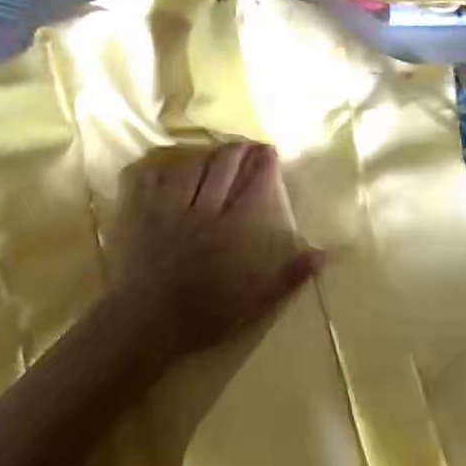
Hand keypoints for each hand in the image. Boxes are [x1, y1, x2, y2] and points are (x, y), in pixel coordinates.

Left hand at [98, 142, 323, 371]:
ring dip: (206, 155)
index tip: (272, 150)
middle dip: (239, 150)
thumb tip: (326, 254)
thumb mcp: (257, 301)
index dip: (265, 165)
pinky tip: (166, 163)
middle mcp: (205, 209)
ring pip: (190, 167)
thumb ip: (290, 275)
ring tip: (215, 150)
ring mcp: (169, 208)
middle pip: (223, 168)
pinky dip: (160, 166)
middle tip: (249, 144)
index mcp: (235, 229)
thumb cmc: (205, 315)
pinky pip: (149, 178)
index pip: (255, 186)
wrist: (146, 322)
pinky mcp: (139, 214)